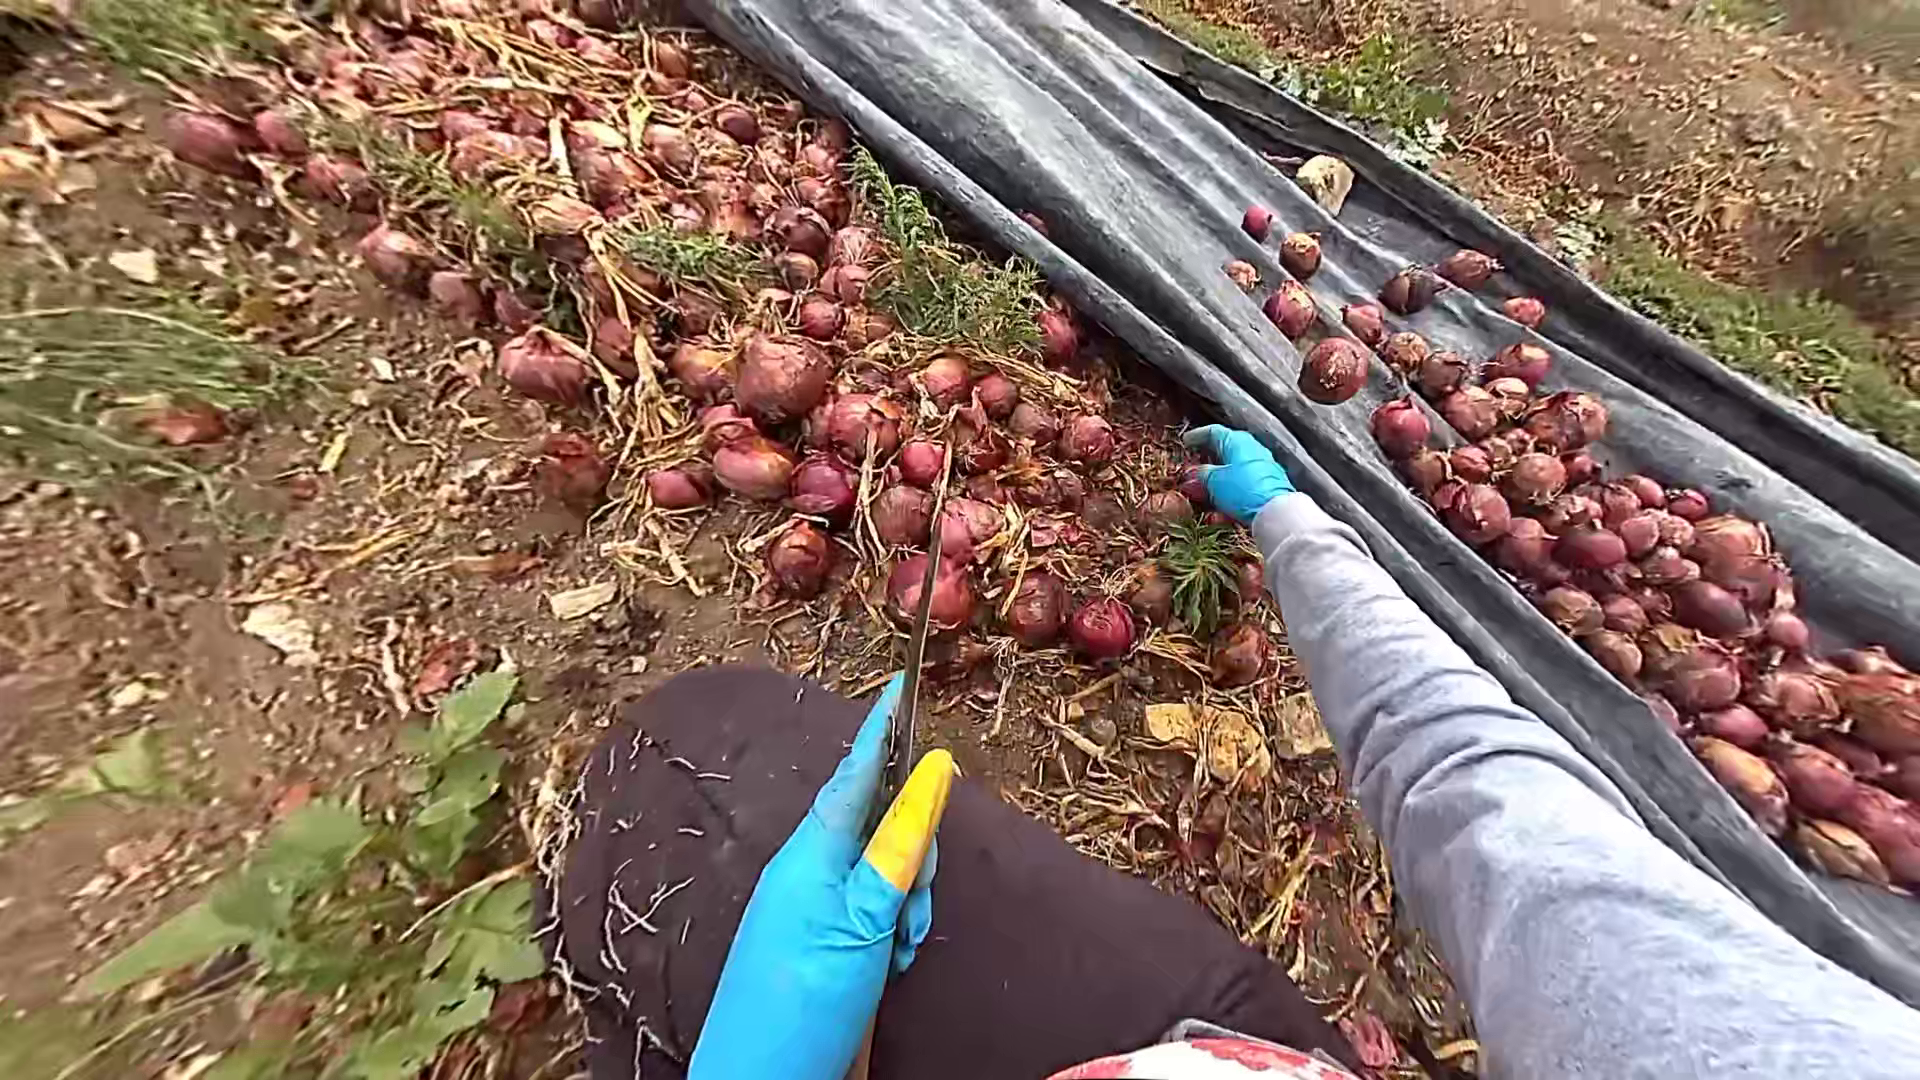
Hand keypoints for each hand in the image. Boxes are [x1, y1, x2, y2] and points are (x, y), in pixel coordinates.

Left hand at [688, 675, 950, 1079]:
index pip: (858, 768)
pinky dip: (896, 918)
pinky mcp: (831, 930)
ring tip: (900, 943)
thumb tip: (935, 769)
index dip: (882, 725)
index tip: (900, 682)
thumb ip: (900, 841)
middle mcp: (816, 862)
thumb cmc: (804, 1002)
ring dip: (908, 893)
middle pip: (883, 819)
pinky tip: (892, 955)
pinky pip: (877, 897)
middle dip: (914, 848)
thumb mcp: (864, 916)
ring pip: (887, 860)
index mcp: (815, 846)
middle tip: (915, 903)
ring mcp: (821, 898)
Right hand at [1182, 425, 1294, 522]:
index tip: (1185, 441)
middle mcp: (1251, 449)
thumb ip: (1201, 473)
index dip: (1196, 436)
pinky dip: (1227, 491)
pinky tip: (1217, 509)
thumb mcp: (1213, 481)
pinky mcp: (1265, 484)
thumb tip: (1195, 472)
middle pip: (1223, 450)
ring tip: (1201, 491)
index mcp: (1237, 441)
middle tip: (1191, 467)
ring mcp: (1260, 466)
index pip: (1213, 432)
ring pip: (1231, 469)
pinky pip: (1241, 484)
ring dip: (1214, 479)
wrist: (1274, 511)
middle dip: (1206, 460)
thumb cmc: (1242, 490)